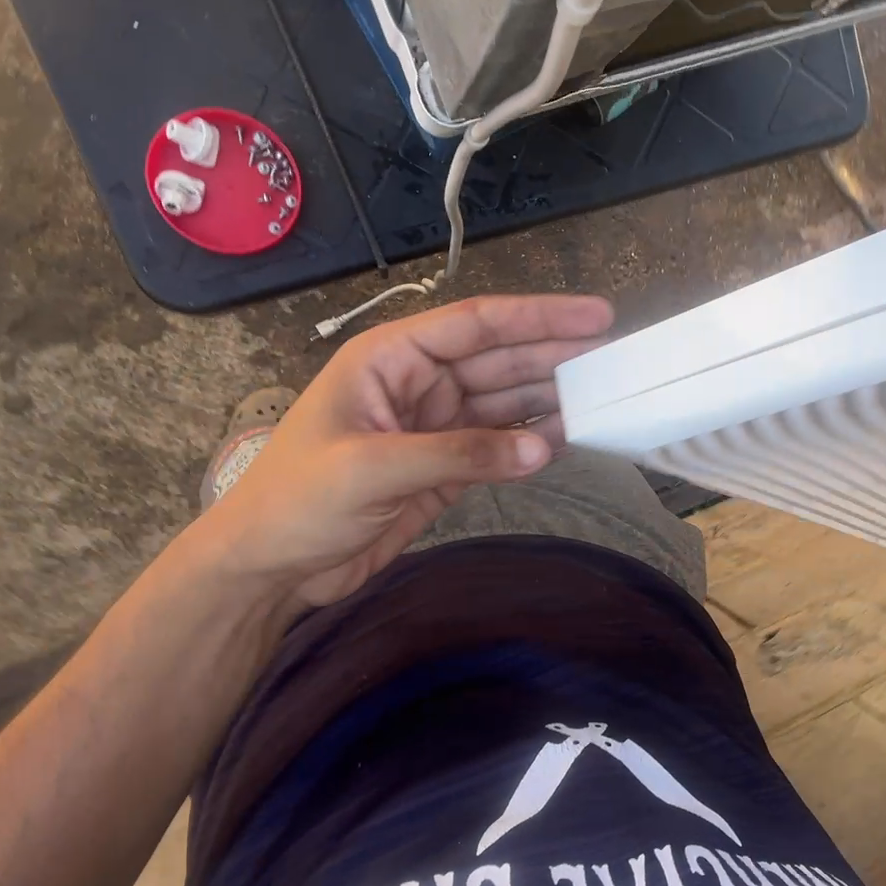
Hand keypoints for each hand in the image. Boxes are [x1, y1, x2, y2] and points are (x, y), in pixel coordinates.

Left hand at [195, 294, 613, 611]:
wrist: (270, 568)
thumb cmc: (299, 501)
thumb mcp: (373, 468)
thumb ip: (459, 454)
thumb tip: (542, 447)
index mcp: (391, 359)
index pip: (475, 326)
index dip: (538, 318)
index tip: (596, 317)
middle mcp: (418, 384)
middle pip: (498, 360)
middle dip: (554, 357)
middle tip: (614, 359)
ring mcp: (433, 428)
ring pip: (503, 403)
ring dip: (548, 399)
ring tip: (603, 396)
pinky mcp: (443, 469)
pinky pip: (497, 446)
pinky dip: (530, 442)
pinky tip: (566, 436)